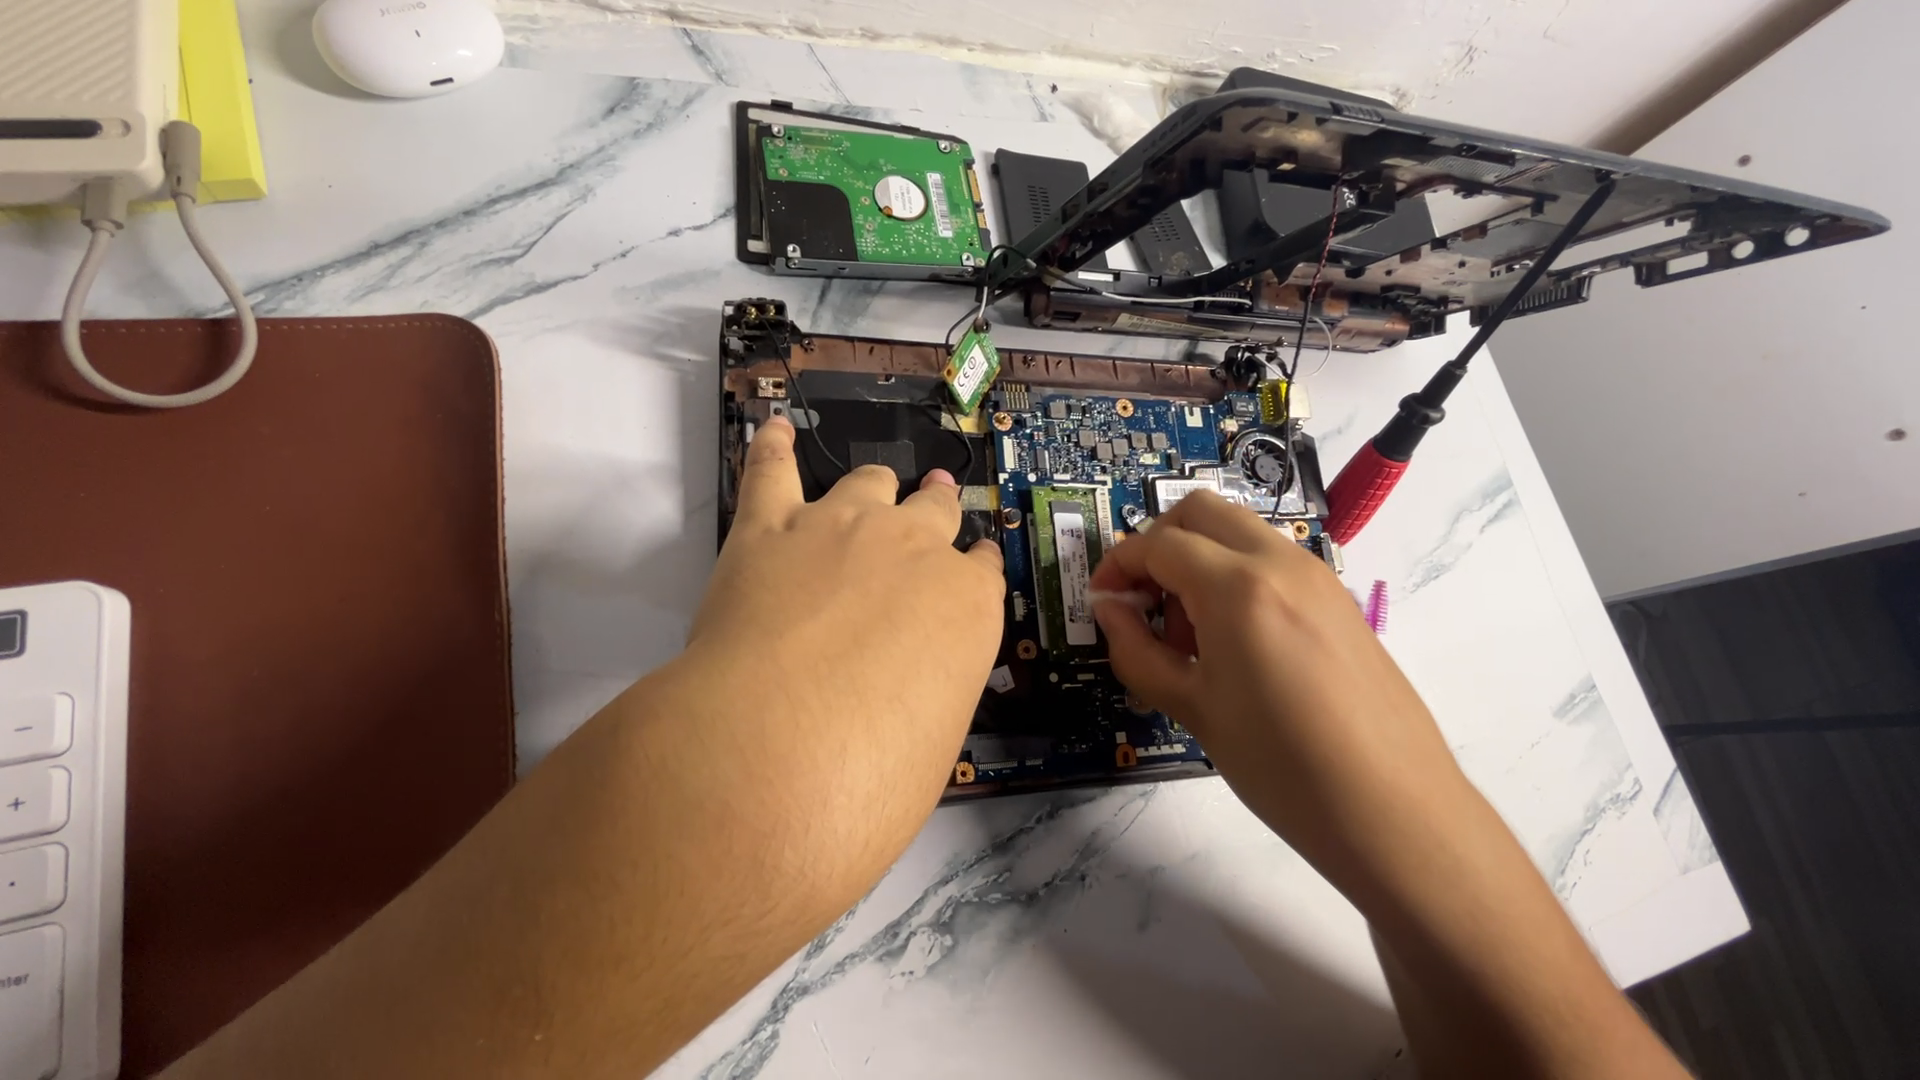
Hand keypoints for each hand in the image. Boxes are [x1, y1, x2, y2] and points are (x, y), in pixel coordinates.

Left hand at [686, 415, 1004, 811]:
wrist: (779, 746)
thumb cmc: (872, 772)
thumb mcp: (936, 741)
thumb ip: (932, 693)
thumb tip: (908, 693)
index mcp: (967, 603)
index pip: (982, 568)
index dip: (975, 563)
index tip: (972, 562)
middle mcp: (912, 548)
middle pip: (933, 512)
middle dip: (937, 509)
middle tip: (935, 502)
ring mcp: (839, 528)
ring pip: (867, 485)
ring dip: (874, 486)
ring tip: (874, 483)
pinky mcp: (767, 529)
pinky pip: (771, 471)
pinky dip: (773, 448)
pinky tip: (776, 431)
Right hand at [1089, 491, 1467, 878]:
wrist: (1392, 810)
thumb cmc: (1281, 765)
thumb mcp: (1192, 708)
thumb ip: (1138, 650)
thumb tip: (1110, 610)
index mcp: (1238, 586)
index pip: (1159, 544)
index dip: (1118, 565)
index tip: (1102, 601)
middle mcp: (1280, 562)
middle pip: (1200, 512)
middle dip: (1157, 543)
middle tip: (1143, 601)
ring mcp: (1317, 577)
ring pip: (1238, 531)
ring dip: (1198, 557)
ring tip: (1187, 632)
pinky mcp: (1338, 600)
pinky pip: (1271, 561)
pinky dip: (1234, 575)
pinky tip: (1231, 642)